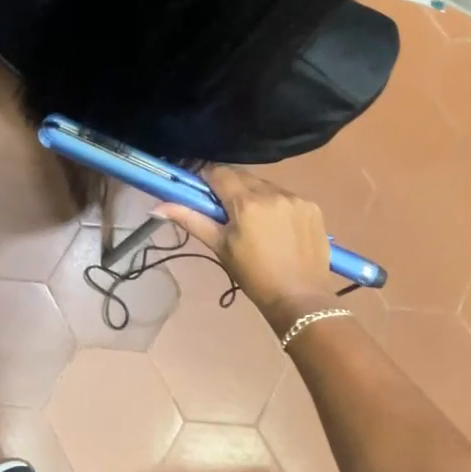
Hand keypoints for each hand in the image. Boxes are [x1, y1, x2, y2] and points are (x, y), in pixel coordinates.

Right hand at [154, 167, 333, 329]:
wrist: (300, 299)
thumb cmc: (253, 275)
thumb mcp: (219, 246)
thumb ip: (190, 219)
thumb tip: (157, 206)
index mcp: (246, 202)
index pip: (218, 172)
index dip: (206, 180)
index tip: (203, 195)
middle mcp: (273, 193)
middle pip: (242, 176)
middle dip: (230, 188)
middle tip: (227, 213)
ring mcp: (296, 199)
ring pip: (265, 186)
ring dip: (254, 196)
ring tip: (255, 223)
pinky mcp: (313, 207)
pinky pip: (286, 197)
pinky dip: (277, 205)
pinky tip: (278, 227)